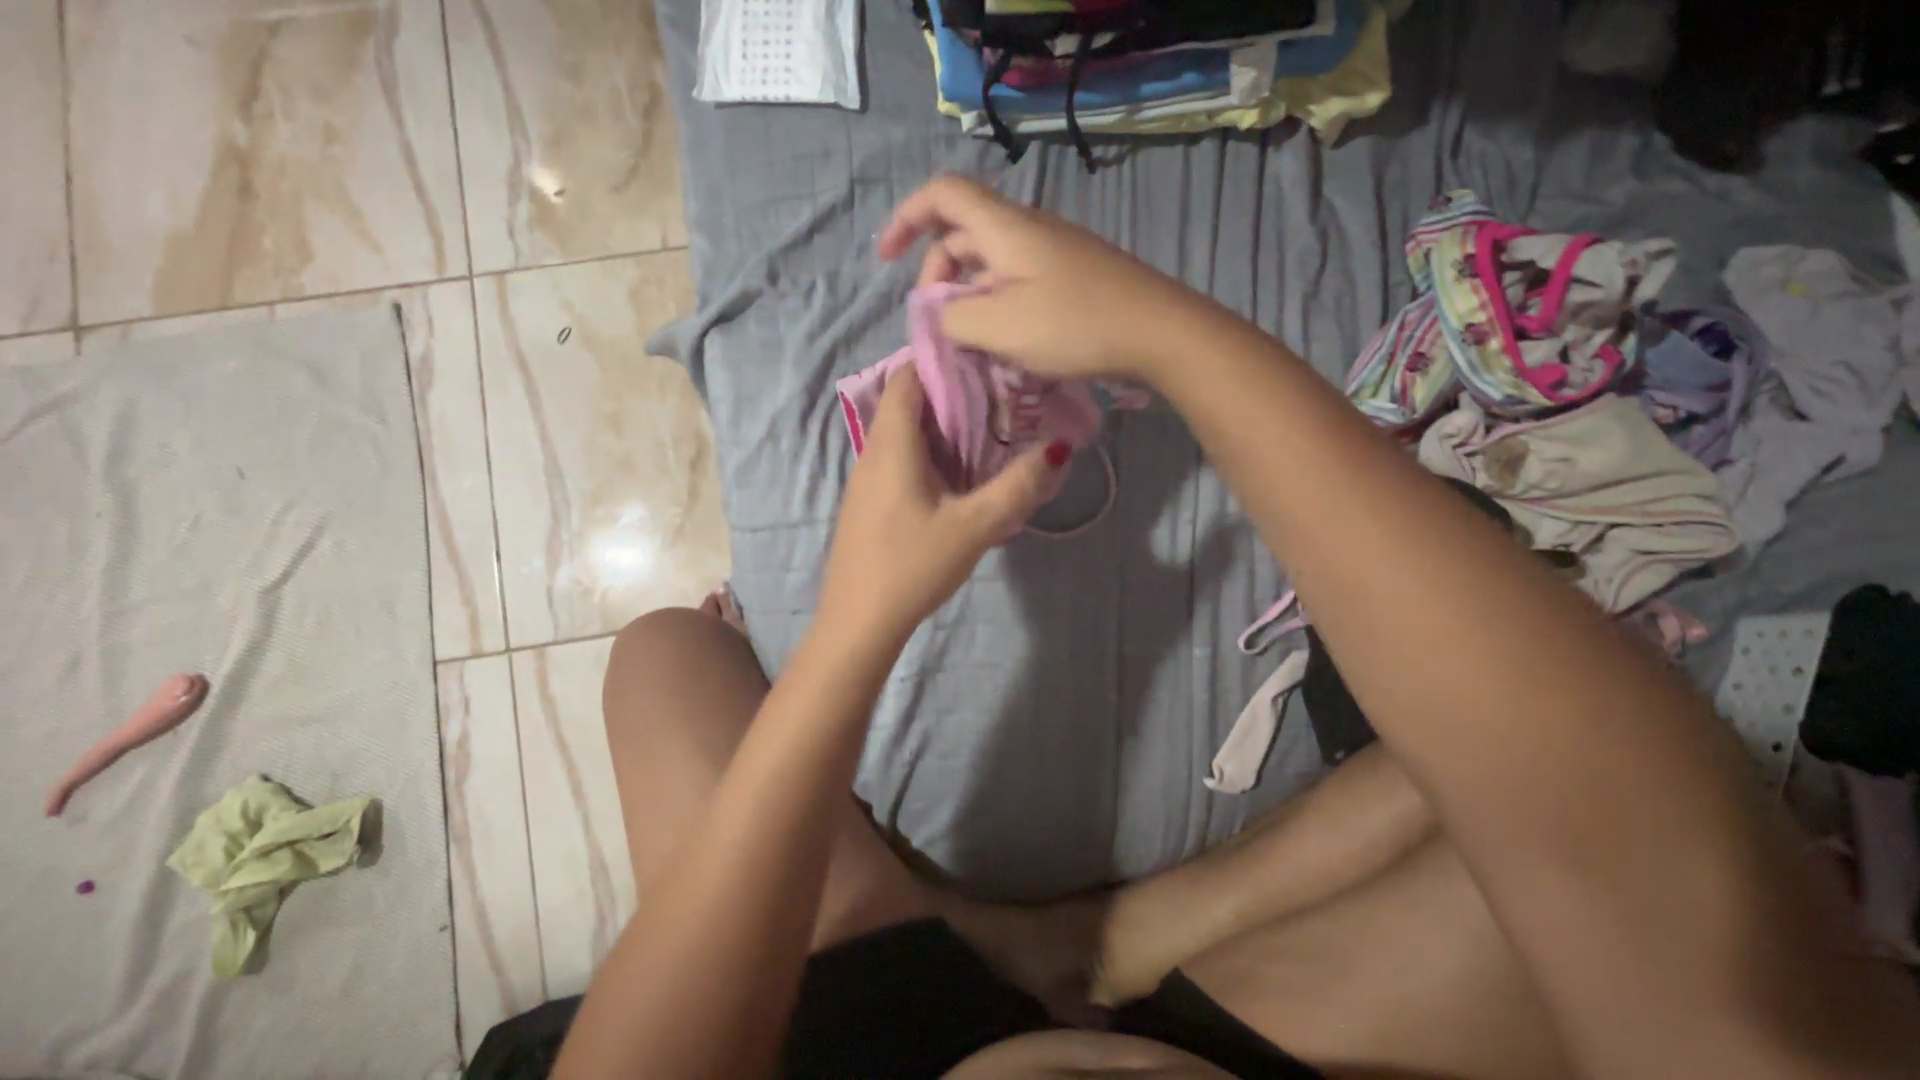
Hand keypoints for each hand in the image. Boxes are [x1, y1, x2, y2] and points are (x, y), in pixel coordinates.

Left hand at [815, 365, 1065, 648]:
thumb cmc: (911, 567)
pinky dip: (933, 455)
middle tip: (1004, 395)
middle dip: (954, 394)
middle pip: (910, 404)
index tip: (987, 358)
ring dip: (945, 428)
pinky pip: (903, 462)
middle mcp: (873, 453)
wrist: (857, 624)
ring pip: (907, 436)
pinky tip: (964, 477)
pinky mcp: (871, 506)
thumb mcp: (973, 527)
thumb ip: (1017, 487)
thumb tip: (1057, 448)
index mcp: (891, 445)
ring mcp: (867, 481)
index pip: (908, 377)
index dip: (943, 360)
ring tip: (993, 430)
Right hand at [876, 175, 1194, 380]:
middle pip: (963, 233)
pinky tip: (1006, 342)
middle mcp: (1027, 228)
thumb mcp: (999, 327)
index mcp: (1003, 227)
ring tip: (969, 341)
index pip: (942, 195)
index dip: (906, 218)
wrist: (1159, 332)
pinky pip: (1018, 279)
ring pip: (991, 262)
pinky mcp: (1073, 275)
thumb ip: (952, 317)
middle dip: (937, 274)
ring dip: (968, 295)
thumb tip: (941, 313)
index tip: (887, 259)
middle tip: (938, 324)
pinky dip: (996, 303)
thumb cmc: (1074, 324)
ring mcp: (1054, 251)